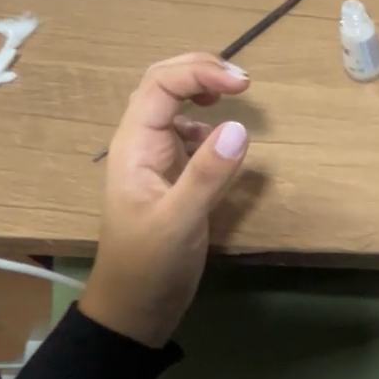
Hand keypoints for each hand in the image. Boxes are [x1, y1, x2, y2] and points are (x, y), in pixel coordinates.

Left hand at [79, 53, 250, 346]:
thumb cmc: (149, 265)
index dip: (201, 74)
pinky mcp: (171, 178)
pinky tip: (226, 140)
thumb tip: (240, 126)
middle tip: (243, 80)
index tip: (244, 85)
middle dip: (200, 71)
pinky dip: (209, 124)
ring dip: (202, 90)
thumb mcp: (180, 221)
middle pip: (162, 85)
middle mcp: (142, 144)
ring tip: (237, 94)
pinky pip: (187, 135)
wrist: (135, 307)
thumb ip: (207, 174)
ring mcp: (155, 160)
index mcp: (134, 147)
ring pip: (173, 106)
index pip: (161, 86)